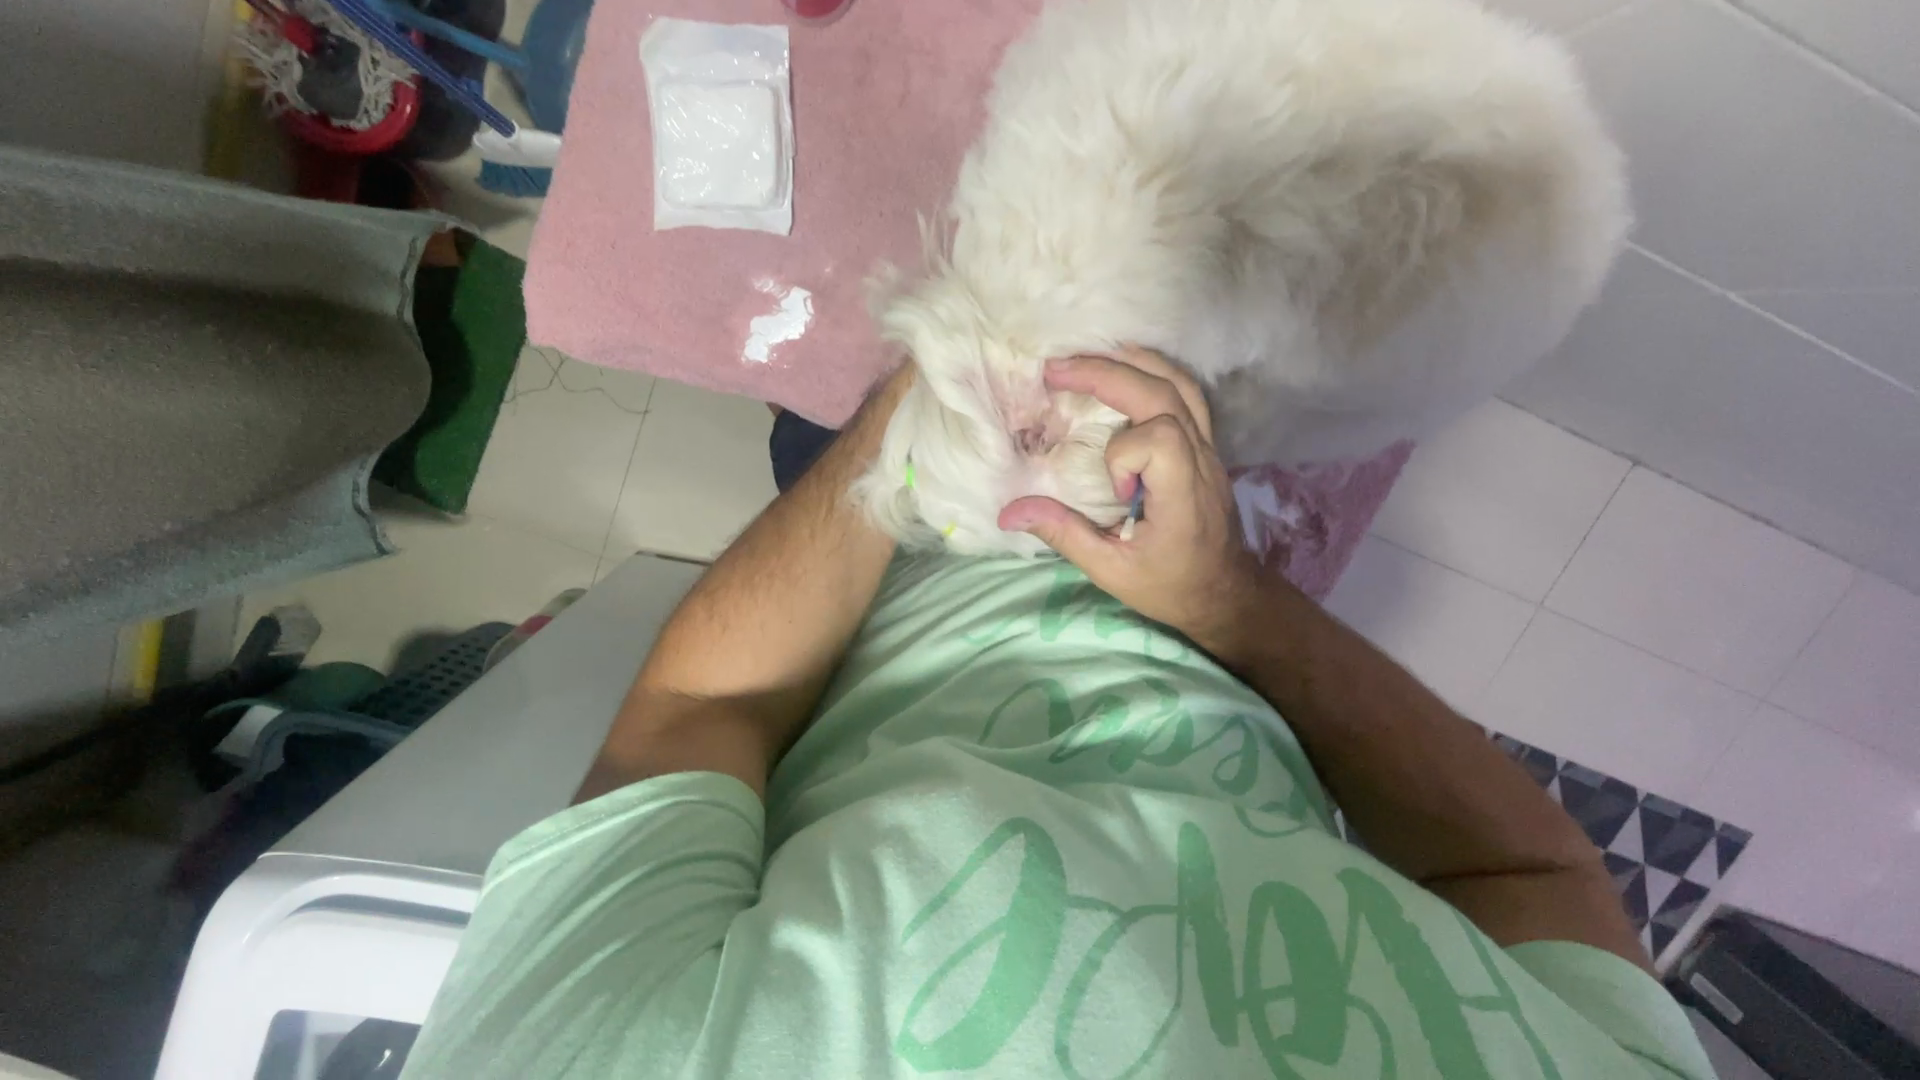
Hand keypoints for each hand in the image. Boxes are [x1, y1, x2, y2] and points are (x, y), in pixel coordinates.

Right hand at [998, 347, 1270, 651]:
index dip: (1125, 452)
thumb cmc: (1168, 586)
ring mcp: (1209, 449)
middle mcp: (1202, 461)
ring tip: (1088, 357)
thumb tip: (1009, 513)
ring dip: (1132, 362)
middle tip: (1056, 369)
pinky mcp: (1206, 446)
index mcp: (1182, 495)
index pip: (1161, 438)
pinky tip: (1121, 371)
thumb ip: (1064, 534)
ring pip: (1181, 384)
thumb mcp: (1111, 571)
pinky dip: (1152, 373)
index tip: (1114, 490)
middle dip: (1107, 373)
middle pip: (1163, 393)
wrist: (1223, 594)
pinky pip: (1186, 394)